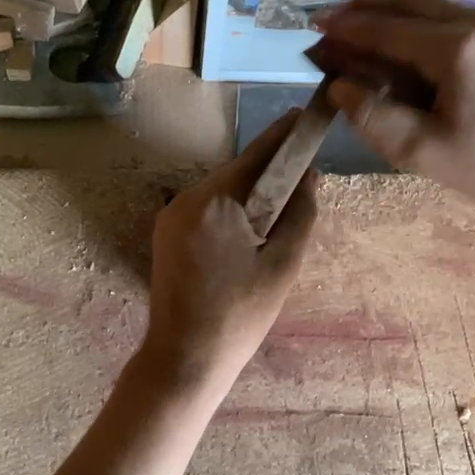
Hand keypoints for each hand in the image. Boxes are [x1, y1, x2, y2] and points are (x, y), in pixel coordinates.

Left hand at [143, 111, 317, 389]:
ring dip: (248, 194)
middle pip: (236, 172)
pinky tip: (247, 232)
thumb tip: (309, 175)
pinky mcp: (164, 234)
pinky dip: (229, 212)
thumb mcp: (283, 265)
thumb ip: (300, 213)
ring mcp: (170, 216)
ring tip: (277, 214)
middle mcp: (186, 198)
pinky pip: (204, 209)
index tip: (305, 115)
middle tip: (302, 176)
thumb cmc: (240, 315)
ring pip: (220, 191)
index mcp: (215, 201)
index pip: (256, 155)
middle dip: (268, 172)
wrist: (183, 358)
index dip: (283, 134)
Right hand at [314, 0, 474, 212]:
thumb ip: (373, 116)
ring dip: (402, 11)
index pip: (388, 28)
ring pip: (444, 5)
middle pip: (414, 0)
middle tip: (336, 18)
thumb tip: (336, 84)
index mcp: (458, 51)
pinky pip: (471, 17)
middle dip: (369, 6)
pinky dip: (435, 22)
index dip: (347, 27)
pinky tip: (422, 41)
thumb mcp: (424, 153)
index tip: (316, 27)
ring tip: (372, 25)